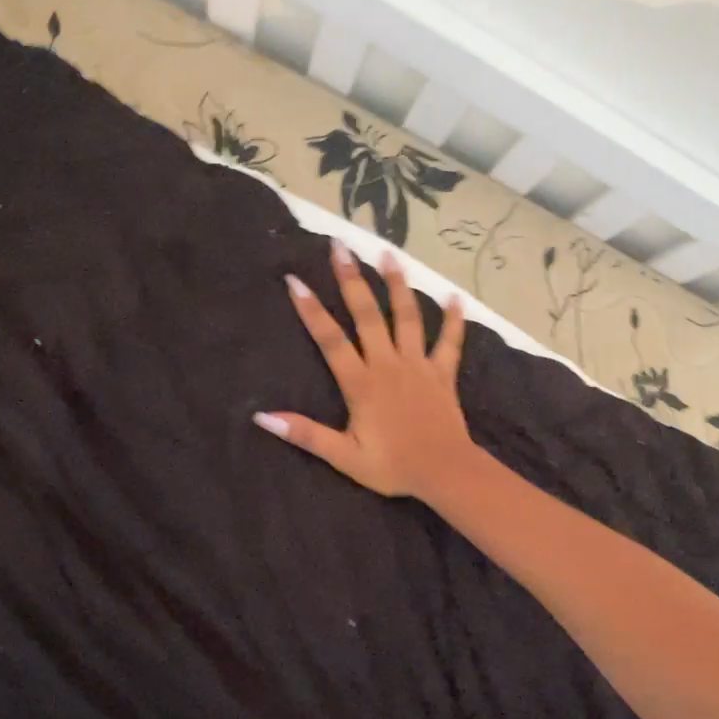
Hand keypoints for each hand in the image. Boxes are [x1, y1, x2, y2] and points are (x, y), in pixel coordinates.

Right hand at [254, 240, 476, 498]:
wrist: (445, 471)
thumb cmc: (393, 466)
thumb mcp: (344, 456)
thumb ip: (306, 434)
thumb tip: (263, 416)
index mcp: (362, 383)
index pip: (331, 340)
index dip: (311, 310)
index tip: (295, 279)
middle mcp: (389, 365)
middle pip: (368, 315)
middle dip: (352, 280)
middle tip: (341, 246)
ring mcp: (419, 365)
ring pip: (408, 317)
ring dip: (398, 285)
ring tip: (389, 254)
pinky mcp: (443, 373)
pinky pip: (450, 341)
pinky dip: (454, 319)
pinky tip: (455, 296)